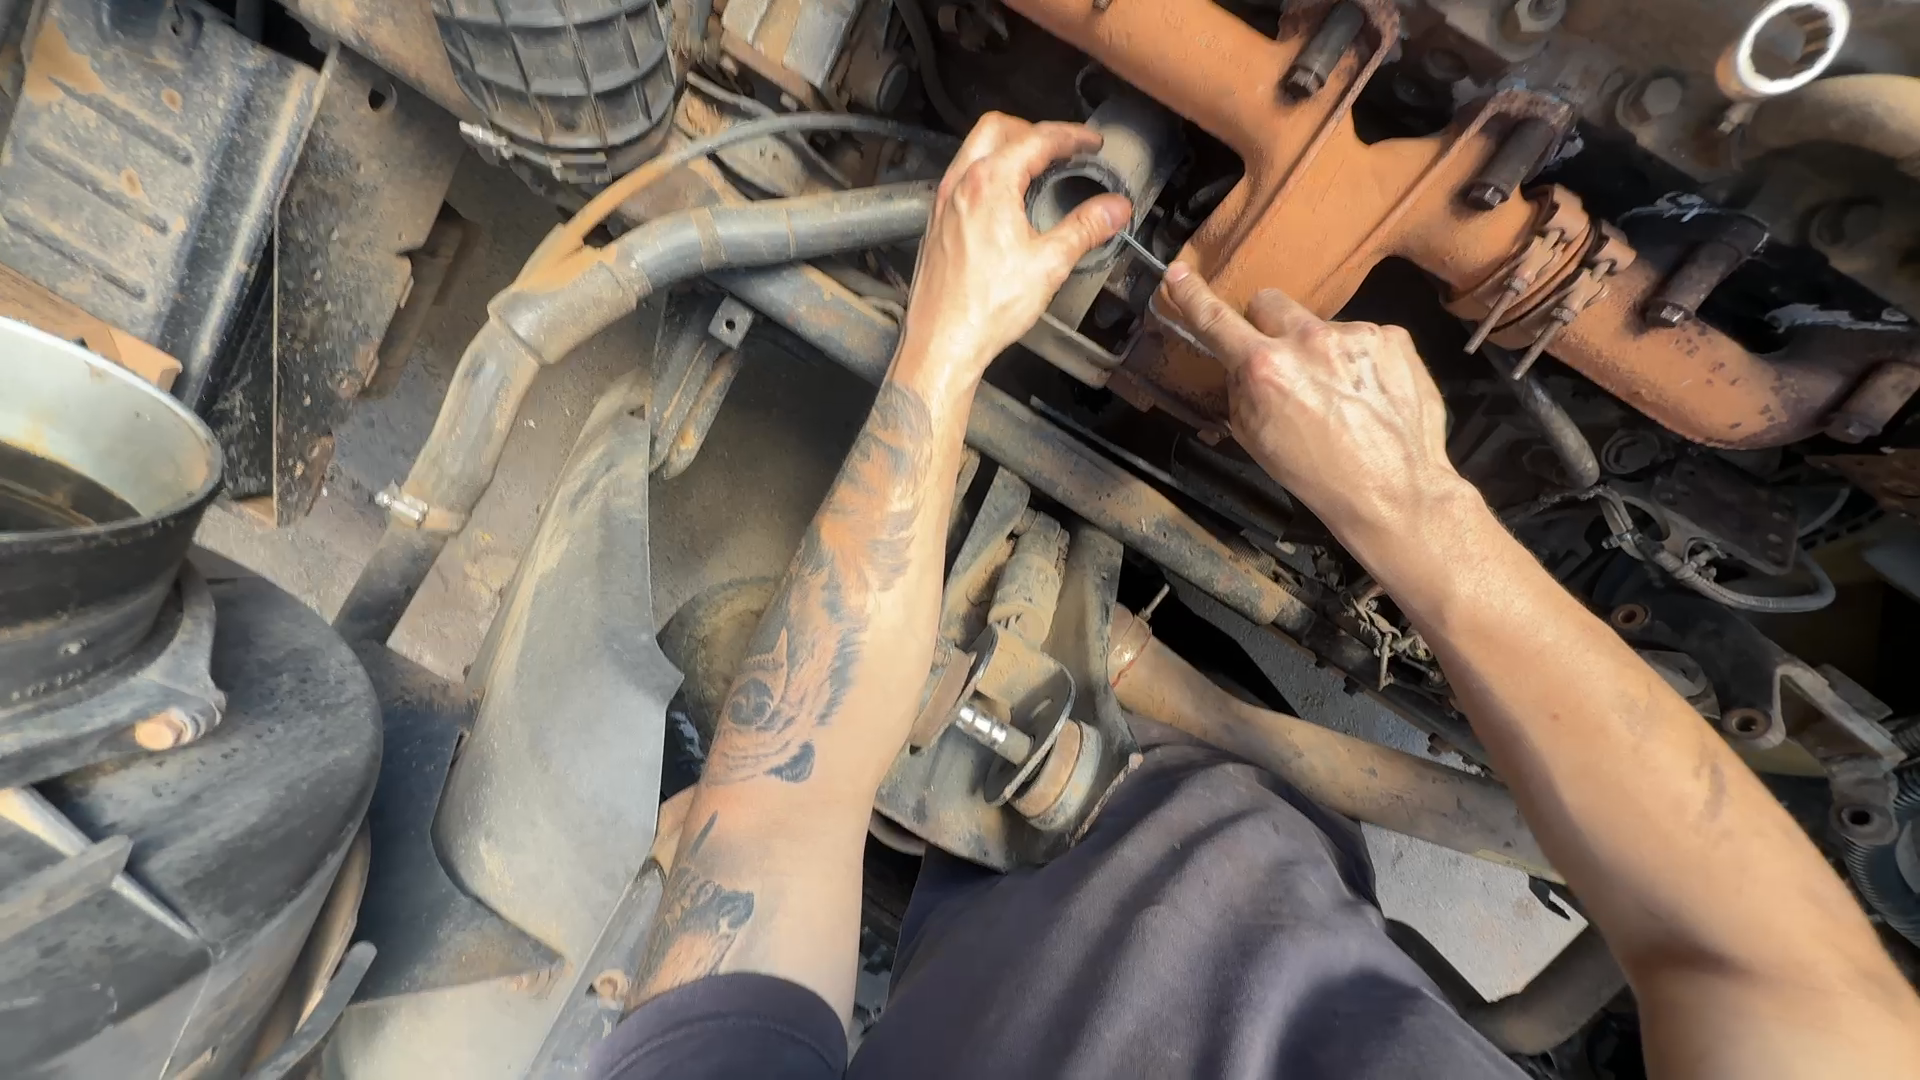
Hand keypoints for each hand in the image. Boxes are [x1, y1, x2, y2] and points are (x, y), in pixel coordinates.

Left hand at [898, 113, 1130, 394]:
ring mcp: (943, 205)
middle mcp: (959, 186)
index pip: (1037, 139)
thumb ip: (1085, 229)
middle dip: (1033, 130)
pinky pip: (961, 181)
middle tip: (1061, 148)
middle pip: (998, 129)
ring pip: (974, 152)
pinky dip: (986, 176)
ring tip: (1035, 170)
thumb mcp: (1049, 265)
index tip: (1091, 143)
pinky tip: (1002, 203)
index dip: (1072, 136)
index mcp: (989, 184)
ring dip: (1006, 149)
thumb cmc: (983, 309)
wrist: (944, 342)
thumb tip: (1113, 209)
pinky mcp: (936, 227)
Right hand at [1158, 264, 1471, 543]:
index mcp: (1265, 369)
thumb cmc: (1316, 473)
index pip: (1217, 322)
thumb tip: (1240, 366)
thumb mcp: (1254, 438)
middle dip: (1266, 327)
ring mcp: (1355, 334)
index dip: (1192, 297)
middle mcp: (1308, 340)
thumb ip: (1241, 390)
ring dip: (1316, 350)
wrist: (1392, 488)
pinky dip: (1354, 360)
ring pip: (1317, 325)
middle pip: (1269, 303)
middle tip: (1279, 364)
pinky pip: (1358, 337)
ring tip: (1335, 395)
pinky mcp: (1392, 336)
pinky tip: (1363, 393)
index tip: (1178, 275)